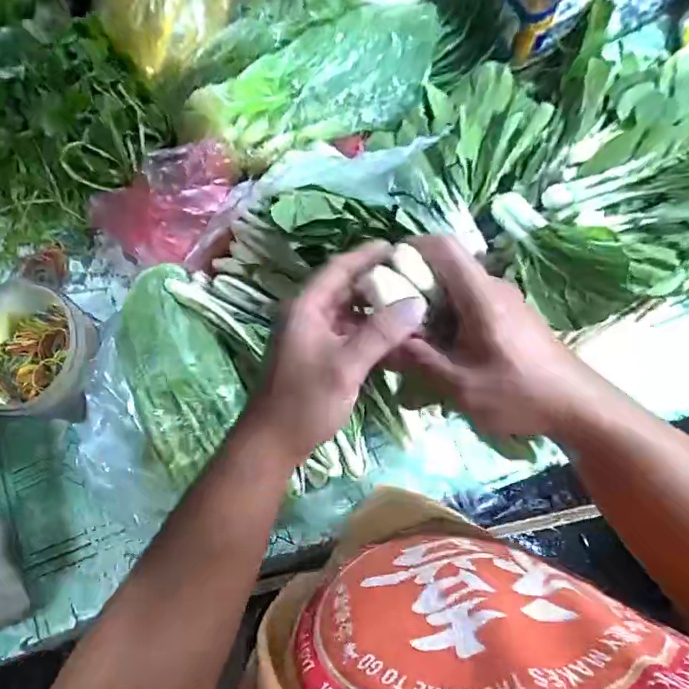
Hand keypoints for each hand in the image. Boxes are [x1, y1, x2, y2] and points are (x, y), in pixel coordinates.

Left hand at [242, 242, 426, 463]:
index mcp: (306, 307)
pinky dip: (369, 331)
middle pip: (345, 288)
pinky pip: (347, 334)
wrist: (272, 442)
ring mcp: (311, 337)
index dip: (368, 254)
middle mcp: (306, 315)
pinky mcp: (317, 357)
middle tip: (414, 276)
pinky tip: (394, 336)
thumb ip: (380, 333)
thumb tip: (416, 303)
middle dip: (378, 280)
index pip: (339, 268)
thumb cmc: (305, 401)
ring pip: (348, 313)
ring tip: (411, 303)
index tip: (400, 246)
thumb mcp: (346, 366)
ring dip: (376, 308)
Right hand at [388, 235, 603, 439]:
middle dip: (410, 289)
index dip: (408, 250)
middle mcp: (492, 288)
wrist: (577, 406)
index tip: (380, 275)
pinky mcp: (509, 319)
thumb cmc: (520, 394)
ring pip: (454, 293)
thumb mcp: (461, 385)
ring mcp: (503, 302)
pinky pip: (469, 309)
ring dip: (428, 313)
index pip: (441, 246)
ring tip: (408, 345)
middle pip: (444, 270)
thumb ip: (419, 361)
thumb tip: (383, 341)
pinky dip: (447, 325)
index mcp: (481, 295)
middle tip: (386, 319)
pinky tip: (439, 357)